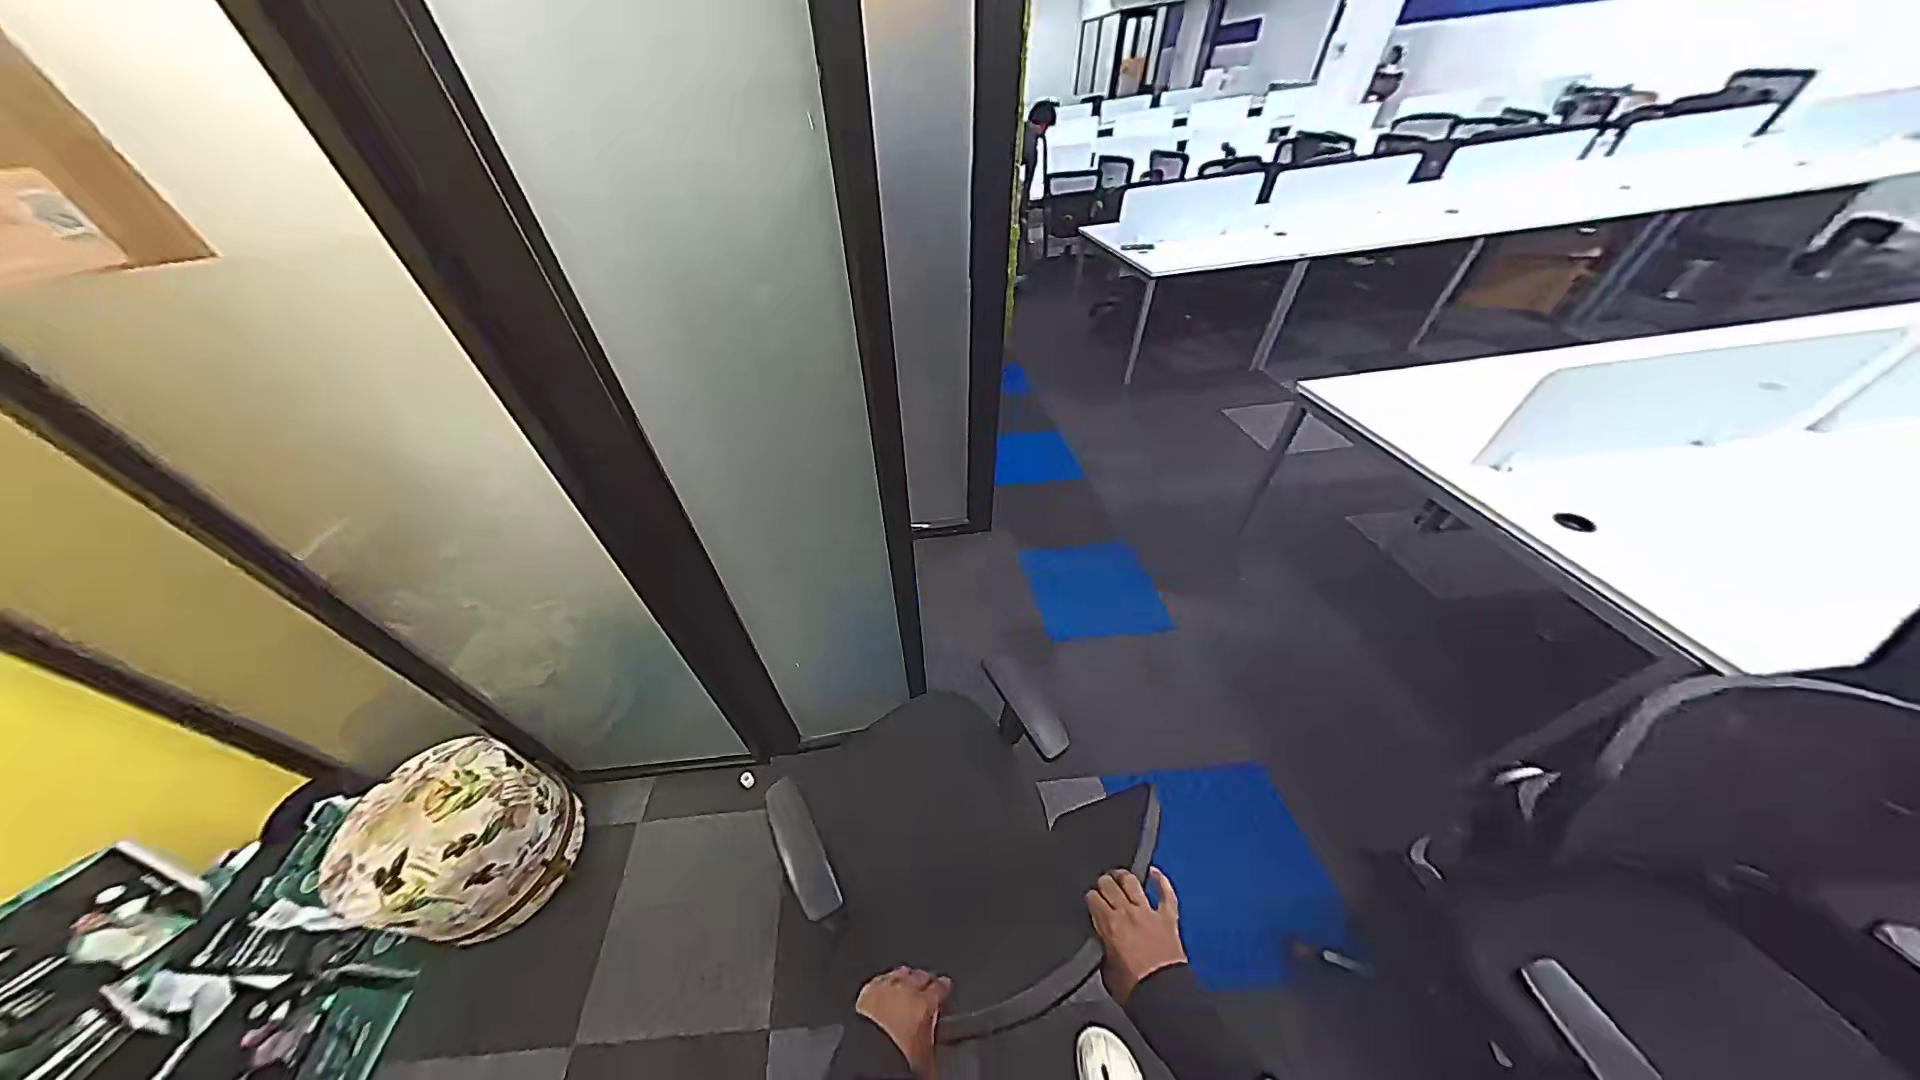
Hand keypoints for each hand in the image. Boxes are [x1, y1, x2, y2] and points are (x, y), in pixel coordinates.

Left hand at [855, 966, 950, 1075]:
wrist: (869, 1056)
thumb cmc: (897, 1058)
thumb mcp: (926, 1054)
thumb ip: (932, 1033)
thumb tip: (932, 1037)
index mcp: (925, 1004)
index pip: (940, 987)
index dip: (944, 986)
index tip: (944, 985)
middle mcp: (907, 990)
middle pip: (920, 976)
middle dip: (925, 979)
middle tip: (927, 983)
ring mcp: (886, 987)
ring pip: (900, 973)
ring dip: (905, 976)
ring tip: (907, 979)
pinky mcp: (868, 990)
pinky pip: (881, 979)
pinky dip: (886, 980)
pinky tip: (885, 983)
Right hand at [1085, 867, 1185, 1003]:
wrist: (1165, 998)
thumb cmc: (1135, 989)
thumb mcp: (1106, 969)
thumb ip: (1103, 947)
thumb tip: (1103, 939)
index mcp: (1109, 924)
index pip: (1093, 897)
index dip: (1090, 898)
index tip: (1091, 901)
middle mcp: (1128, 913)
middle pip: (1109, 884)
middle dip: (1103, 883)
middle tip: (1102, 887)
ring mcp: (1149, 912)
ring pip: (1132, 882)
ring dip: (1123, 876)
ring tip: (1119, 875)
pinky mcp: (1168, 918)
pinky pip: (1166, 893)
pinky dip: (1160, 880)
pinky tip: (1154, 872)